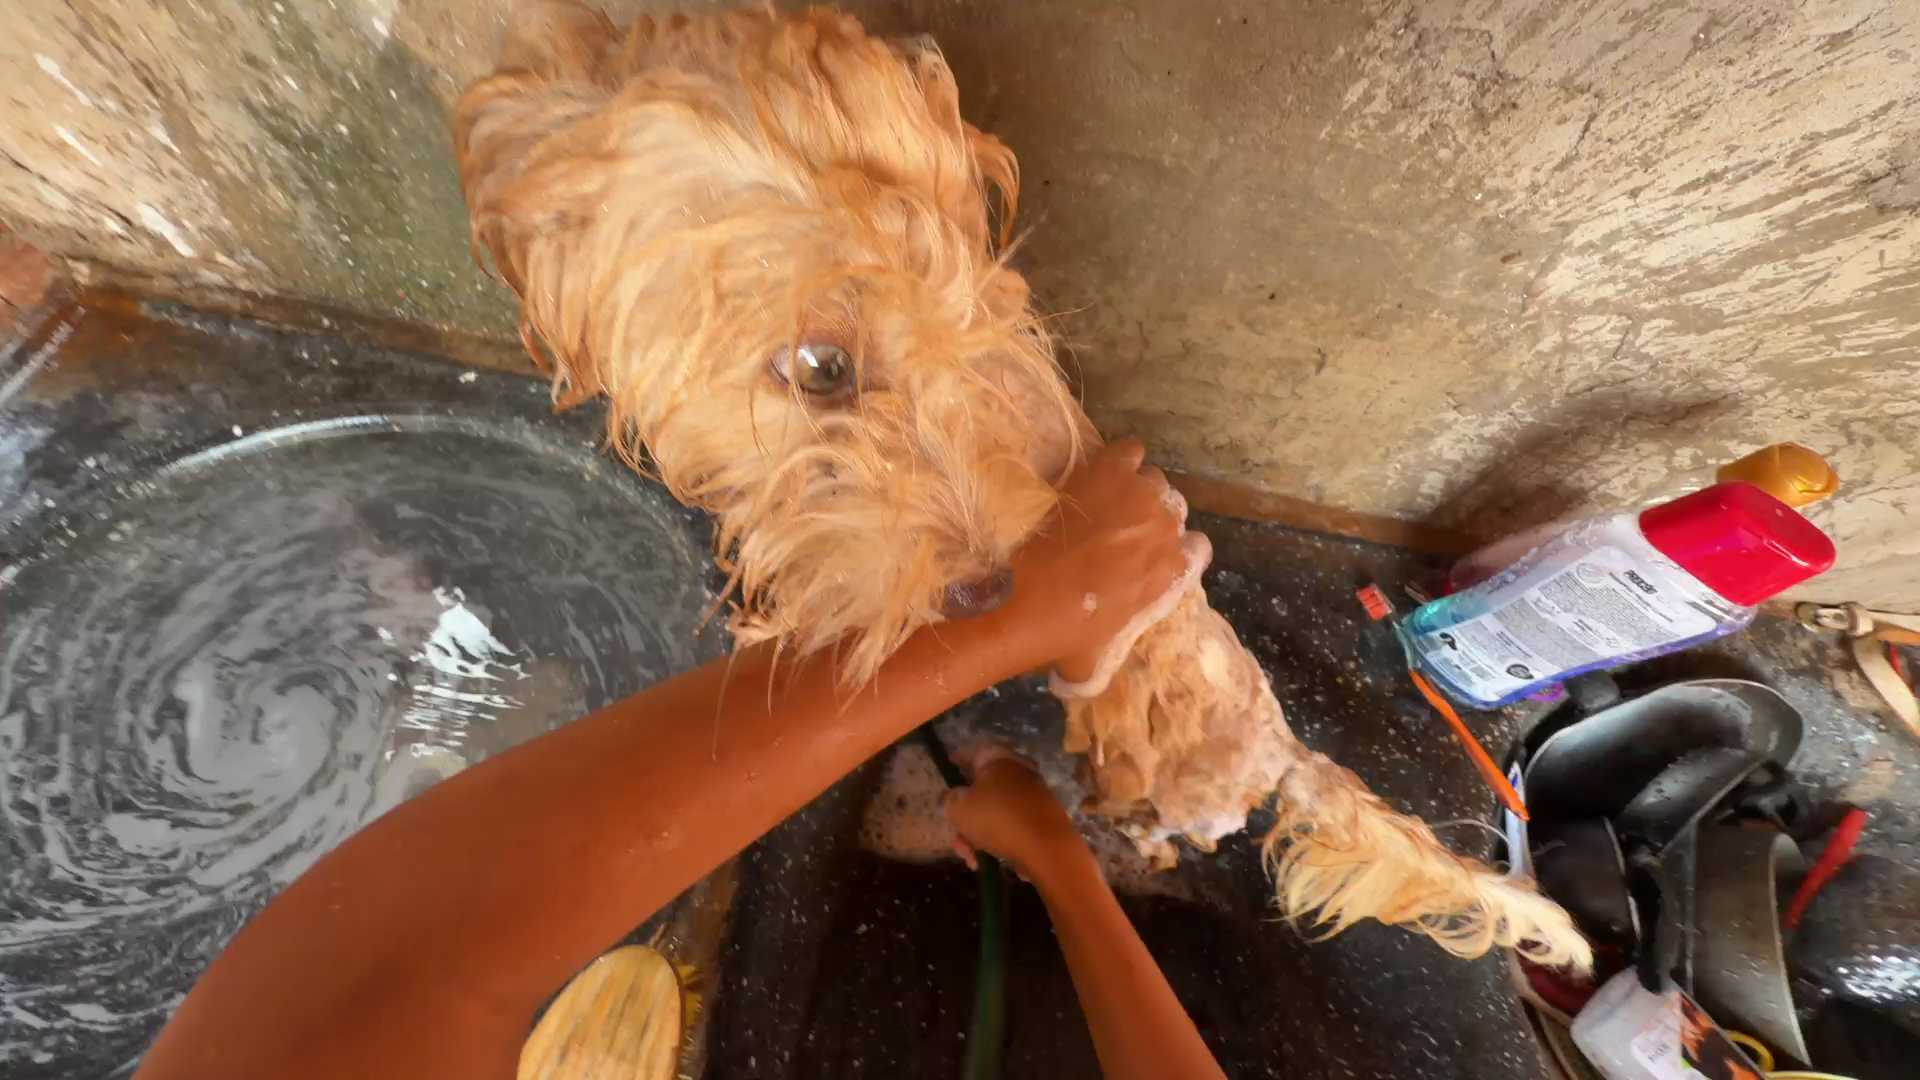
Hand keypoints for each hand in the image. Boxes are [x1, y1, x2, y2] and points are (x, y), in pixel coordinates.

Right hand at [944, 747, 1086, 880]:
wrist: (1048, 847)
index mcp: (996, 758)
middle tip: (956, 835)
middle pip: (980, 787)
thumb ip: (948, 800)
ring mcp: (1031, 792)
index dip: (955, 760)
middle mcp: (1016, 769)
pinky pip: (1010, 822)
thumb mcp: (959, 809)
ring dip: (977, 833)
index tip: (946, 771)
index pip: (970, 752)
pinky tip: (987, 859)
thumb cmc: (998, 819)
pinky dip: (997, 838)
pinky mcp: (1040, 815)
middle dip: (964, 814)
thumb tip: (951, 797)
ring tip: (971, 857)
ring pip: (994, 809)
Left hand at [998, 438, 1205, 682]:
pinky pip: (1128, 450)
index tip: (1141, 550)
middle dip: (1147, 516)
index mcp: (1174, 573)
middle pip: (1170, 509)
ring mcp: (1142, 498)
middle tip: (1112, 525)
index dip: (1167, 547)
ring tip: (1101, 499)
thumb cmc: (1066, 639)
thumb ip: (1100, 671)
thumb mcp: (1094, 667)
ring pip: (1151, 480)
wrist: (1028, 605)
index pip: (1195, 548)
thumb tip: (1079, 689)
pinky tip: (1096, 473)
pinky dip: (1117, 459)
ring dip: (1132, 488)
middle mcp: (1168, 531)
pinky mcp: (1110, 474)